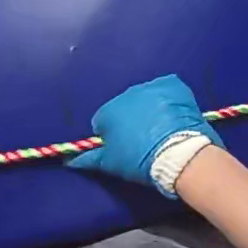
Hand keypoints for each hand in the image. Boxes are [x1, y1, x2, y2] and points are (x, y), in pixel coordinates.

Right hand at [66, 74, 221, 196]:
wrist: (178, 153)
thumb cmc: (139, 160)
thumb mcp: (110, 163)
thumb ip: (88, 158)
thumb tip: (70, 160)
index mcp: (108, 111)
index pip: (102, 122)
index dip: (111, 137)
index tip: (123, 149)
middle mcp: (126, 94)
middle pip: (124, 108)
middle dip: (130, 121)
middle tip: (142, 142)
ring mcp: (150, 87)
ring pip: (144, 98)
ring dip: (148, 110)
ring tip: (160, 131)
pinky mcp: (172, 84)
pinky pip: (165, 90)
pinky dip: (167, 101)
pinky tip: (172, 117)